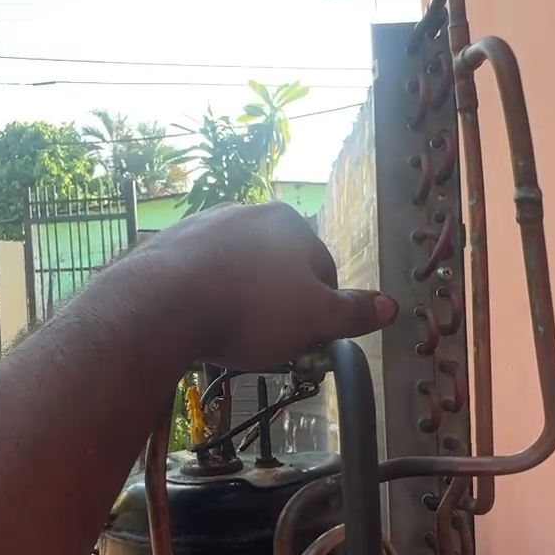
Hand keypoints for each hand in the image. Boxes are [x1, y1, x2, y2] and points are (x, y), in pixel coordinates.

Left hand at [96, 201, 396, 369]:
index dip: (320, 311)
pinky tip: (199, 322)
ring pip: (238, 269)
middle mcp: (247, 212)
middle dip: (279, 304)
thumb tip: (392, 306)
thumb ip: (352, 313)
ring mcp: (203, 225)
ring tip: (231, 336)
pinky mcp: (168, 245)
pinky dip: (205, 296)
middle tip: (269, 342)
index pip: (323, 269)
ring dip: (242, 299)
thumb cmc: (251, 309)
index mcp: (289, 223)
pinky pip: (200, 275)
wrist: (162, 303)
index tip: (306, 341)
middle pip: (278, 268)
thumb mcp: (313, 320)